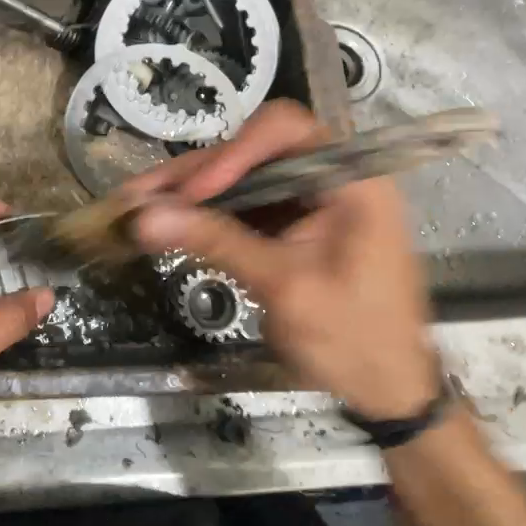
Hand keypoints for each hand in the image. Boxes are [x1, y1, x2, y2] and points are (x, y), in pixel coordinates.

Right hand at [126, 100, 438, 418]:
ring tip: (135, 205)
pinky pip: (238, 203)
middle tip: (139, 193)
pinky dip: (200, 212)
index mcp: (350, 182)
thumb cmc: (356, 341)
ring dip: (187, 191)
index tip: (196, 190)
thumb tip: (145, 216)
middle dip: (193, 173)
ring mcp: (305, 201)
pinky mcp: (287, 223)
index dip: (236, 150)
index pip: (286, 131)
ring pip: (237, 176)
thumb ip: (218, 243)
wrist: (390, 394)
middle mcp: (327, 179)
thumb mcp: (286, 289)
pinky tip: (162, 219)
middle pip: (250, 152)